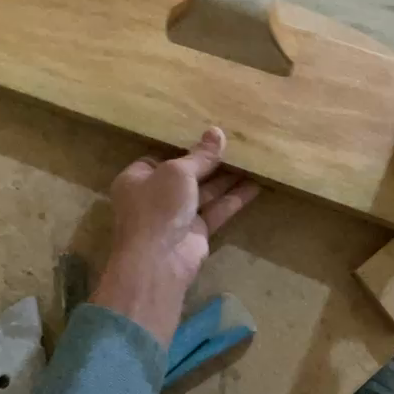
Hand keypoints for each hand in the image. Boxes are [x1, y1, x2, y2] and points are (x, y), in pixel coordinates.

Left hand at [91, 128, 259, 346]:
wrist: (159, 261)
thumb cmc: (158, 206)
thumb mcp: (178, 172)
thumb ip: (200, 155)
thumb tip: (217, 132)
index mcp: (138, 178)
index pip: (160, 158)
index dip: (182, 148)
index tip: (206, 137)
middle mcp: (155, 196)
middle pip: (186, 174)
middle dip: (210, 162)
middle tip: (236, 145)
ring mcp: (176, 216)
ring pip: (204, 193)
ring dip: (226, 179)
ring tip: (251, 161)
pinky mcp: (195, 232)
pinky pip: (216, 210)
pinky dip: (233, 199)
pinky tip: (255, 187)